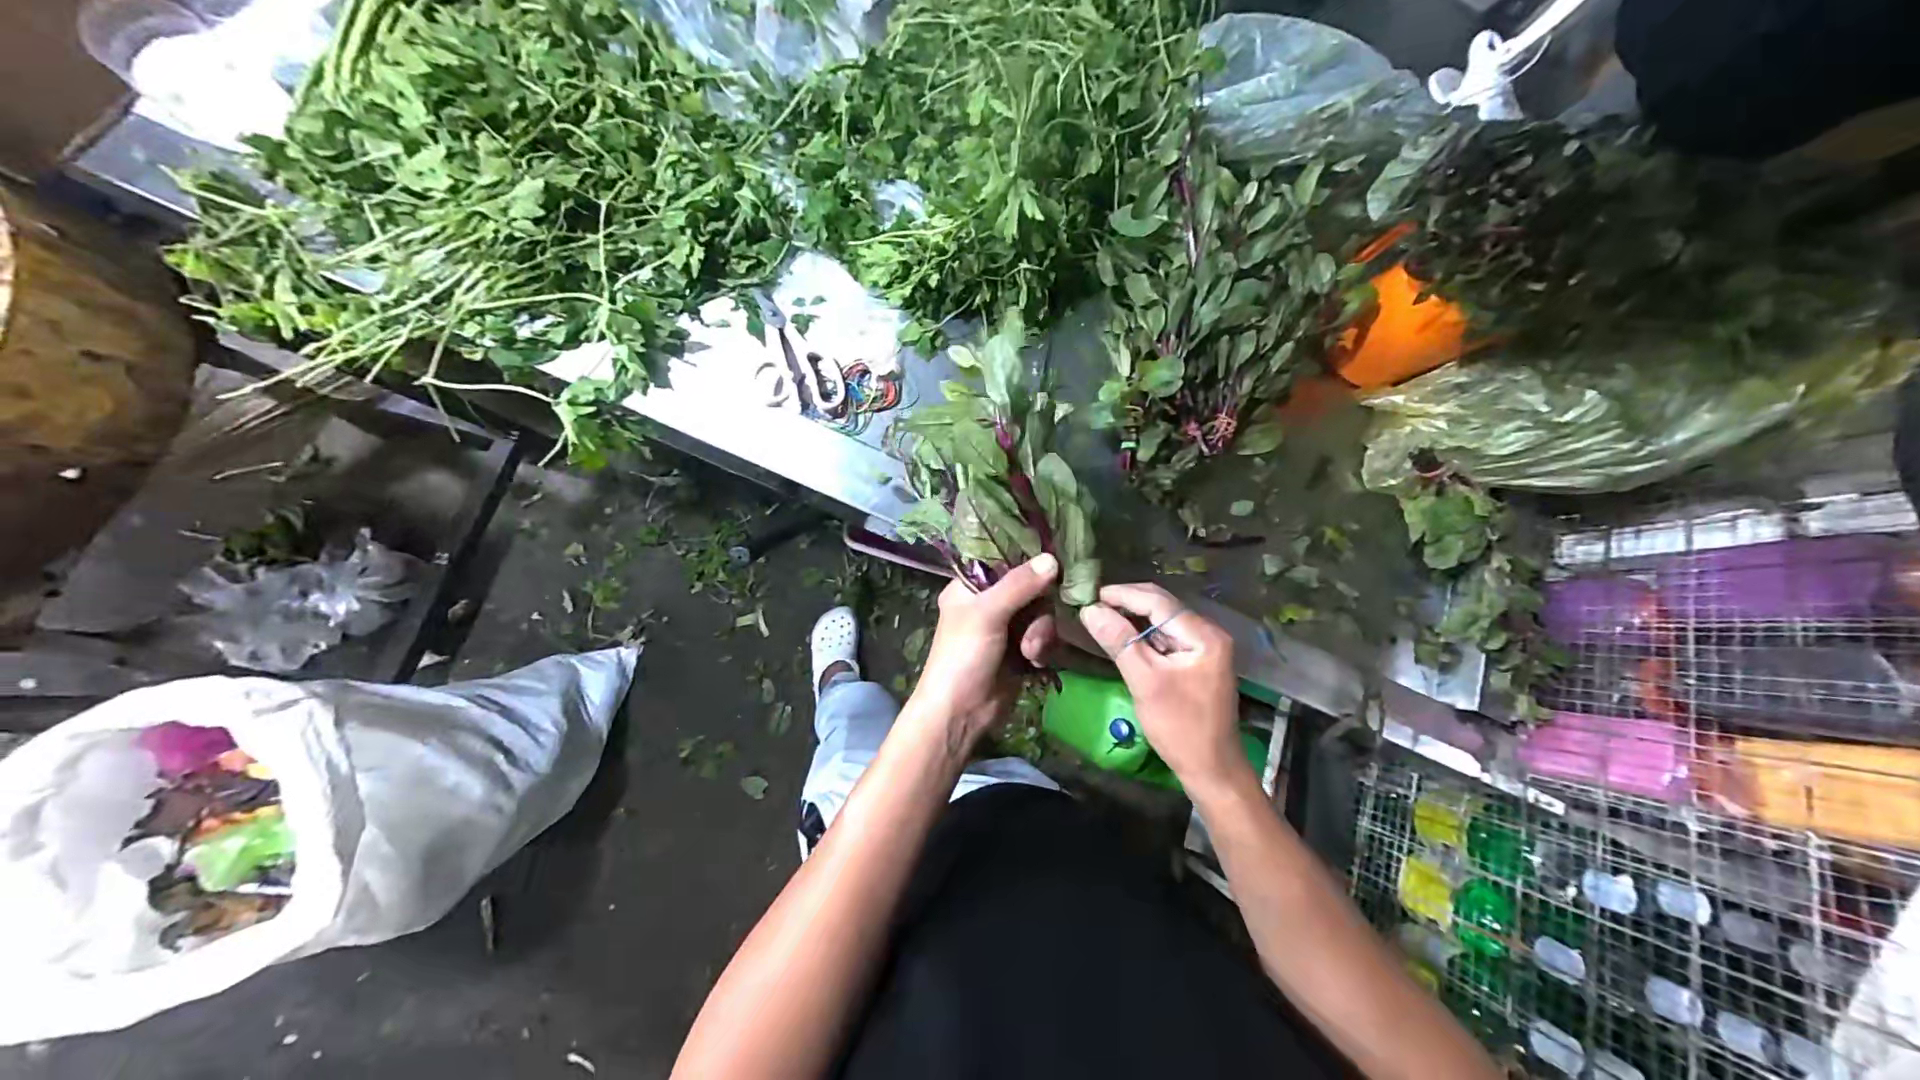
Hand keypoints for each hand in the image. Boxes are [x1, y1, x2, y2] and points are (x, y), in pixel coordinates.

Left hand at [910, 554, 1059, 743]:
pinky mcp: (1020, 649)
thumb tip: (1052, 558)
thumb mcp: (987, 614)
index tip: (1052, 567)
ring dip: (1041, 633)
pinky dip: (1043, 647)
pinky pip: (1044, 636)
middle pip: (1031, 587)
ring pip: (1041, 613)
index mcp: (970, 586)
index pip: (1005, 560)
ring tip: (1030, 652)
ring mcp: (1005, 627)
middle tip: (1033, 627)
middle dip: (1038, 610)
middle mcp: (988, 602)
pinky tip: (1034, 662)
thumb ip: (1019, 585)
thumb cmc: (963, 657)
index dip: (1029, 563)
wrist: (961, 714)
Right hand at [1078, 583, 1248, 795]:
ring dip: (1132, 617)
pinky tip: (1120, 635)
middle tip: (1089, 603)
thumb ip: (1119, 642)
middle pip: (1161, 606)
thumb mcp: (1145, 682)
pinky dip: (1142, 634)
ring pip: (1161, 621)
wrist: (1211, 769)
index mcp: (1203, 635)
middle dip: (1126, 602)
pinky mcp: (1195, 662)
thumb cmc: (1180, 726)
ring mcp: (1203, 648)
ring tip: (1098, 615)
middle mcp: (1208, 634)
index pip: (1157, 601)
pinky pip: (1165, 638)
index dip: (1122, 595)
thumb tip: (1090, 609)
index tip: (1088, 594)